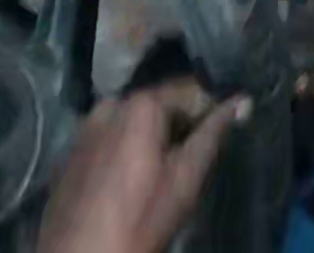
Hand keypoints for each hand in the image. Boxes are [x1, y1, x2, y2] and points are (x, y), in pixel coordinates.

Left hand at [36, 80, 249, 252]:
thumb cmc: (139, 223)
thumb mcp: (186, 179)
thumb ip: (215, 132)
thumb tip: (244, 99)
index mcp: (141, 103)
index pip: (191, 91)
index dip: (209, 111)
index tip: (218, 137)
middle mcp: (111, 103)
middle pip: (159, 104)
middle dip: (179, 124)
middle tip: (190, 158)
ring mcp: (85, 128)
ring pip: (133, 121)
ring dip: (151, 136)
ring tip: (161, 171)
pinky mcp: (69, 154)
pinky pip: (109, 138)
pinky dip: (124, 149)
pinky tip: (129, 182)